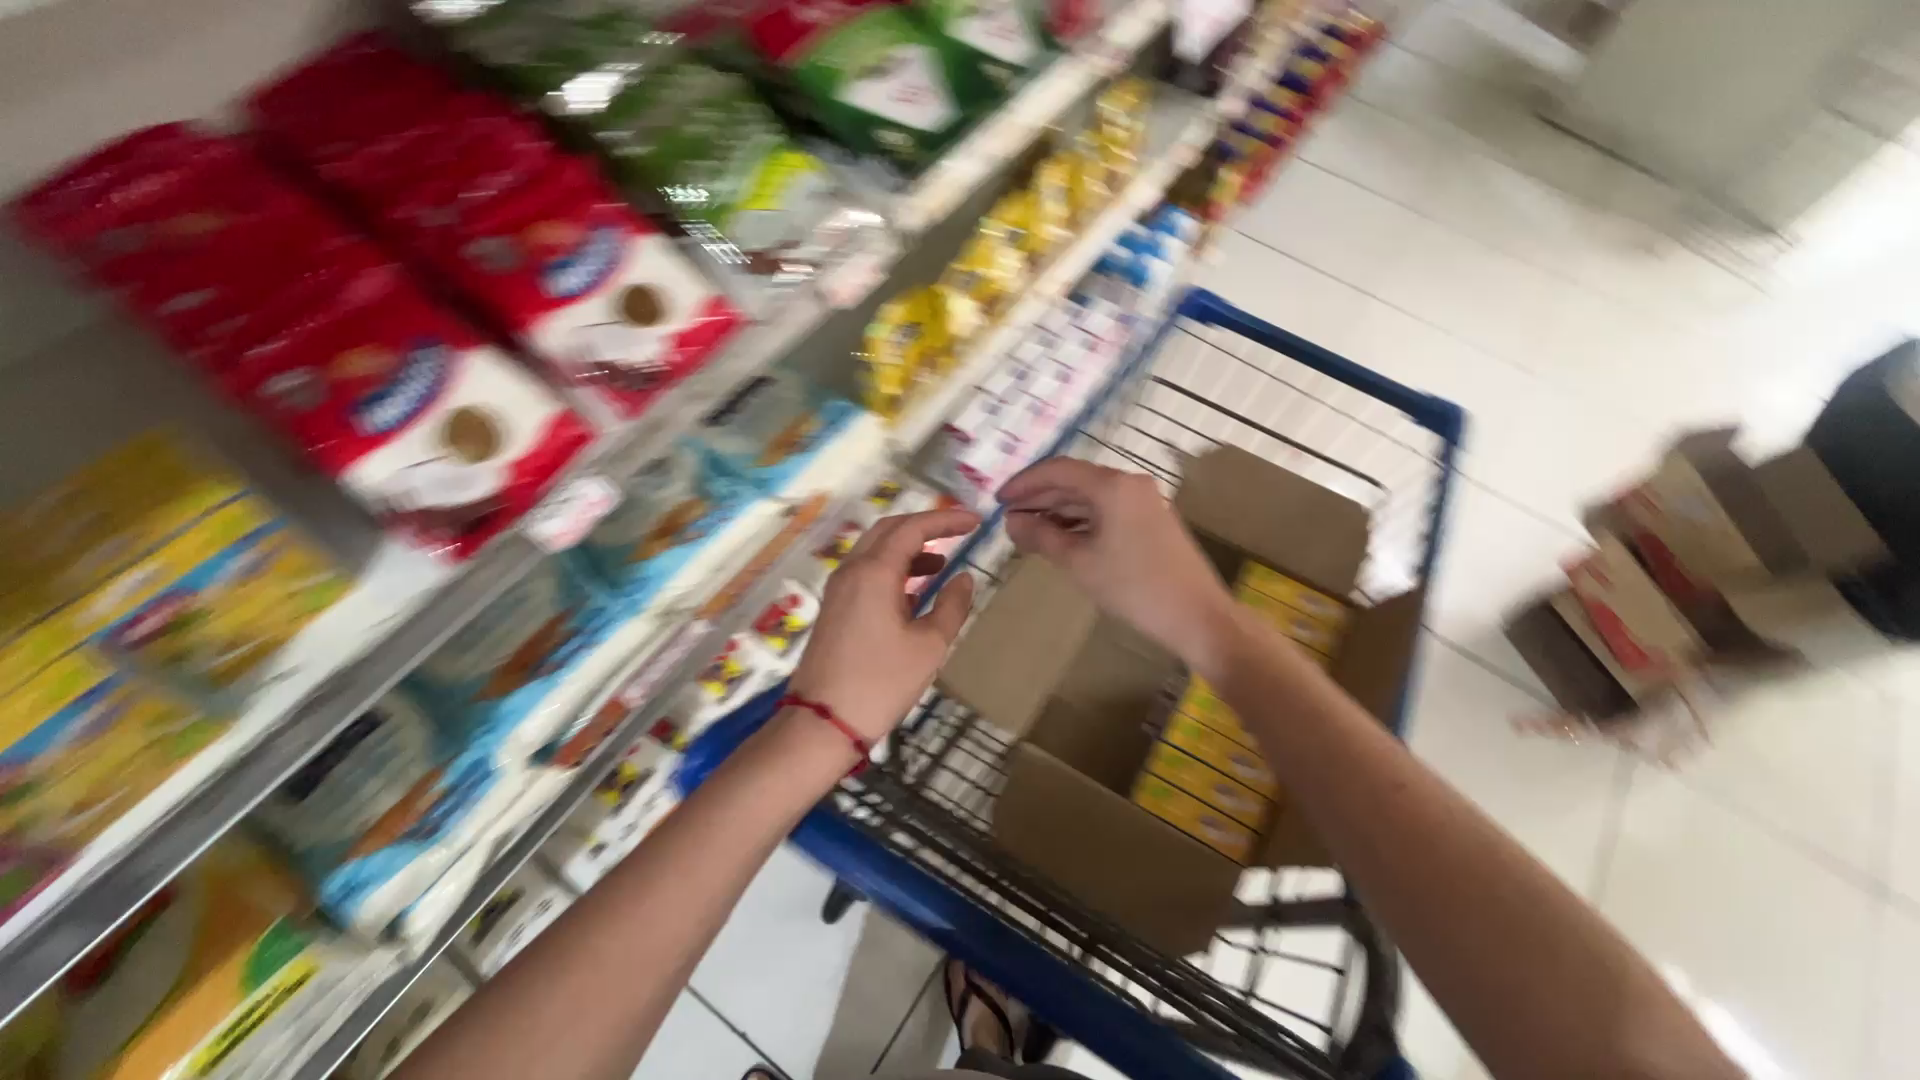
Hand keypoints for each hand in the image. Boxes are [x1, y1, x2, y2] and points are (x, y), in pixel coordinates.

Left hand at [787, 508, 980, 741]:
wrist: (822, 722)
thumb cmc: (881, 683)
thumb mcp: (929, 646)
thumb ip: (951, 606)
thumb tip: (964, 578)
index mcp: (875, 572)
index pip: (913, 527)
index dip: (946, 520)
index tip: (976, 521)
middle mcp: (852, 570)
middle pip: (889, 530)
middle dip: (925, 526)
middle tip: (958, 531)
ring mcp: (838, 589)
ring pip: (875, 550)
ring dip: (908, 548)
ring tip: (941, 563)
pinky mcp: (834, 608)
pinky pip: (866, 572)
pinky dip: (893, 569)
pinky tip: (913, 591)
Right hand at [998, 459, 1237, 672]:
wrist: (1198, 616)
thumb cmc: (1134, 587)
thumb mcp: (1079, 563)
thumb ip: (1041, 536)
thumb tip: (1012, 521)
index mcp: (1112, 485)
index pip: (1058, 470)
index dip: (1024, 483)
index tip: (999, 500)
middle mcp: (1130, 484)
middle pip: (1075, 481)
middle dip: (1039, 497)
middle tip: (1008, 517)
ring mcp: (1144, 501)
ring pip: (1091, 497)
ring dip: (1058, 510)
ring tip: (1028, 529)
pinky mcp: (1151, 521)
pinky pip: (1107, 510)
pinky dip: (1081, 520)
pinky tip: (1061, 538)